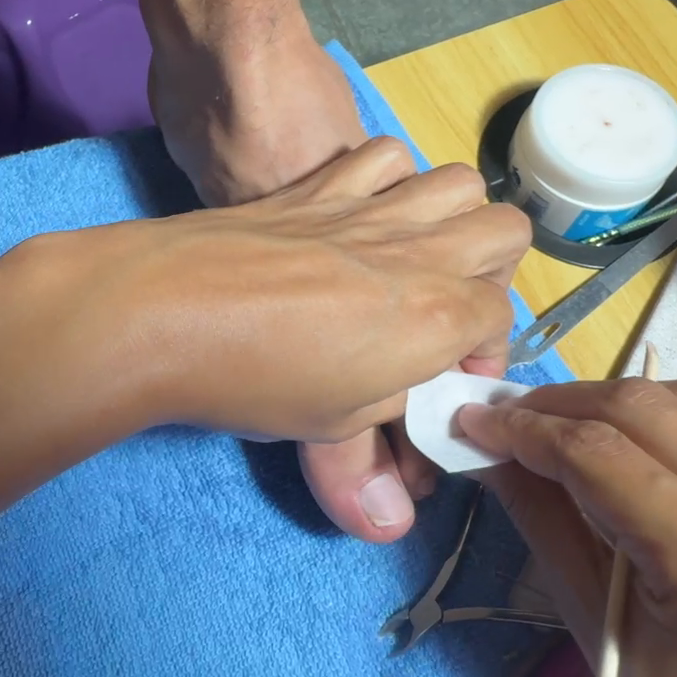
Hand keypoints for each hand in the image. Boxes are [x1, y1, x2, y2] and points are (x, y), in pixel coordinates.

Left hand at [150, 18, 454, 539]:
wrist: (172, 306)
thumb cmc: (257, 377)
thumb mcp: (329, 424)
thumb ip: (372, 453)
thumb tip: (388, 523)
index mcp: (438, 316)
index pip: (498, 318)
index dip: (478, 353)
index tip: (440, 379)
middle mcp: (421, 250)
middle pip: (504, 231)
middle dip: (491, 270)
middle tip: (445, 306)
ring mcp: (371, 207)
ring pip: (456, 183)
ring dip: (453, 215)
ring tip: (415, 253)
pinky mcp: (323, 181)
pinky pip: (383, 154)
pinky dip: (391, 176)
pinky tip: (362, 210)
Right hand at [458, 381, 676, 676]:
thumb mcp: (595, 628)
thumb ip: (541, 520)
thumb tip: (487, 450)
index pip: (603, 457)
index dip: (527, 428)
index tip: (477, 419)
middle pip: (651, 411)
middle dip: (565, 403)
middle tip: (513, 416)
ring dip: (617, 400)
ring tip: (566, 422)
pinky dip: (671, 419)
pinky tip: (635, 440)